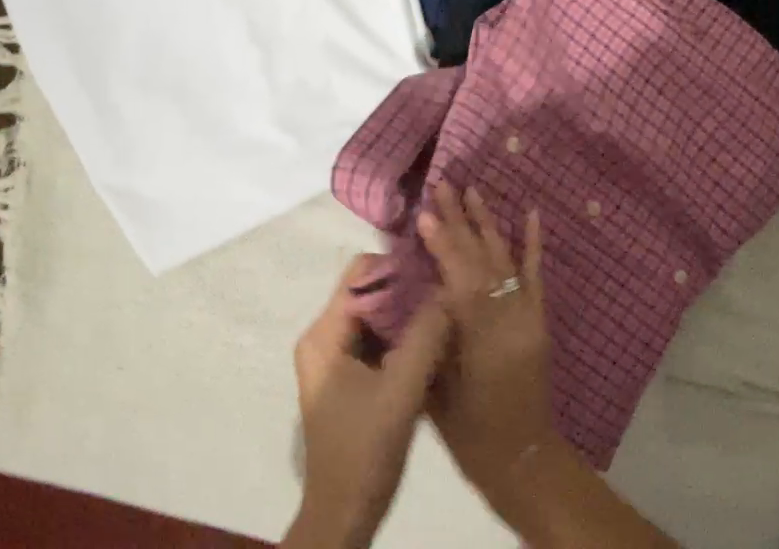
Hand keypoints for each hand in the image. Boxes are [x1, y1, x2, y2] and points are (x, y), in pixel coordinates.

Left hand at [285, 256, 450, 548]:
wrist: (344, 512)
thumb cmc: (365, 450)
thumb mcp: (402, 389)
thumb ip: (426, 334)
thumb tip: (449, 287)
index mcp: (324, 334)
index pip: (363, 272)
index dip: (402, 265)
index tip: (441, 267)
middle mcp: (325, 338)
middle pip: (372, 291)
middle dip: (412, 288)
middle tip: (454, 287)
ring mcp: (337, 358)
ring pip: (380, 316)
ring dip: (413, 312)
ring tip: (452, 308)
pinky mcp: (352, 377)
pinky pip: (382, 339)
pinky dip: (408, 335)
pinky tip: (440, 337)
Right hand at [417, 181, 556, 498]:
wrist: (522, 455)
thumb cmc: (470, 432)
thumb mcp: (439, 389)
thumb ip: (433, 336)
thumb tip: (421, 290)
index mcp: (480, 335)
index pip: (459, 277)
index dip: (442, 243)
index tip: (424, 214)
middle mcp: (508, 316)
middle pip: (480, 259)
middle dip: (459, 221)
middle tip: (443, 186)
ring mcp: (528, 315)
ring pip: (505, 259)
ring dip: (488, 224)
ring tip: (474, 191)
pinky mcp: (540, 318)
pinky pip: (537, 275)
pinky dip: (532, 243)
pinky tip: (531, 214)